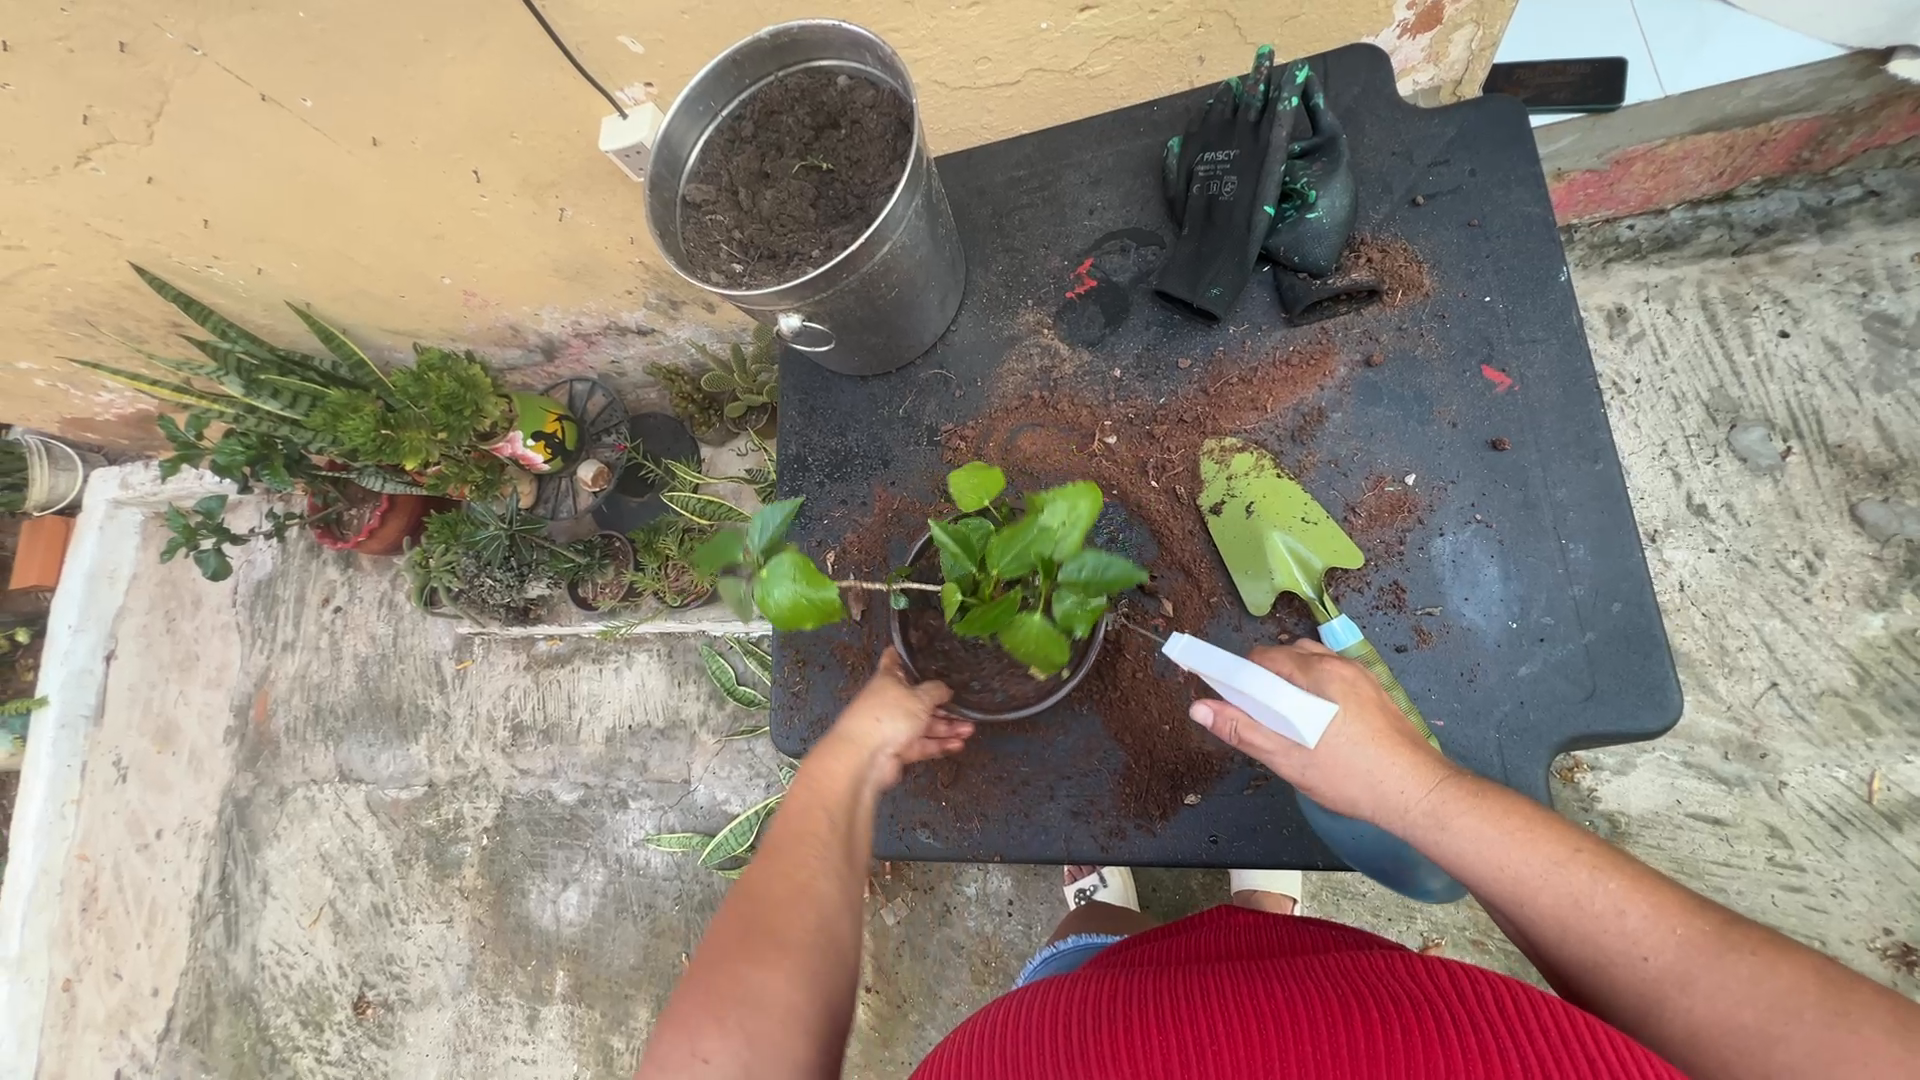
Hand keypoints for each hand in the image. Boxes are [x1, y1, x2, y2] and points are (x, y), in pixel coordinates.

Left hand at [821, 650, 972, 790]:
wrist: (865, 757)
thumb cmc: (888, 716)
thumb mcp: (919, 697)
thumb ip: (937, 690)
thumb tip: (946, 689)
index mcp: (888, 679)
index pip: (895, 660)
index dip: (906, 653)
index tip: (921, 648)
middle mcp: (890, 700)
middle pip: (919, 698)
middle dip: (942, 703)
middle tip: (965, 705)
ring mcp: (893, 726)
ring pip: (924, 724)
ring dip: (946, 726)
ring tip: (970, 729)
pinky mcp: (898, 749)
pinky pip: (922, 744)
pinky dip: (939, 744)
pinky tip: (958, 744)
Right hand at [1187, 640, 1462, 830]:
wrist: (1420, 794)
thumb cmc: (1349, 776)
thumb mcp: (1288, 758)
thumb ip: (1242, 729)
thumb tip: (1198, 707)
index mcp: (1315, 674)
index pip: (1261, 657)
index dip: (1239, 676)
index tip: (1233, 701)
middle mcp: (1338, 664)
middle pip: (1285, 655)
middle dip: (1265, 679)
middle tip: (1262, 718)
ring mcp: (1361, 675)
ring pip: (1310, 663)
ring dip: (1290, 680)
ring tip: (1289, 719)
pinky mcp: (1375, 690)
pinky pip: (1332, 675)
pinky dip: (1314, 687)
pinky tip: (1320, 721)